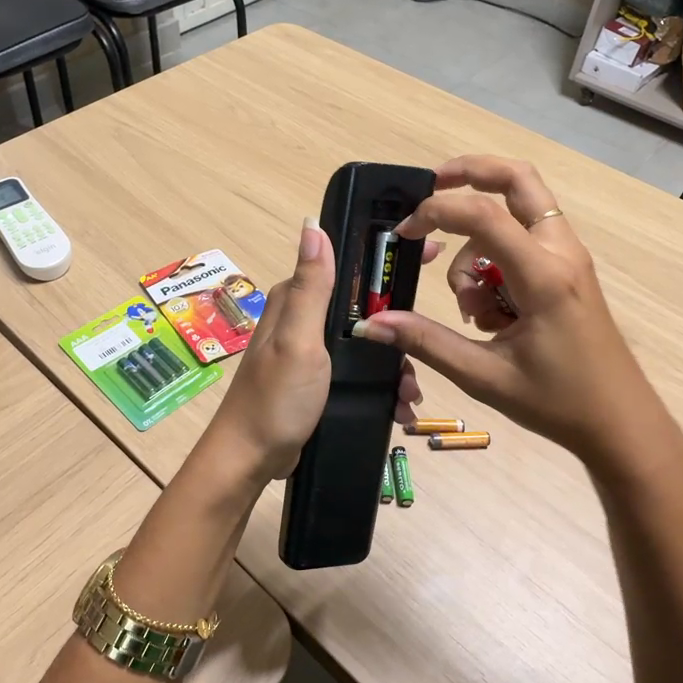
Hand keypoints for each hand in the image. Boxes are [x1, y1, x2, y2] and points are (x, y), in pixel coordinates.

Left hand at [207, 219, 428, 482]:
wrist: (253, 458)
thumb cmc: (276, 398)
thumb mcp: (298, 339)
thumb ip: (311, 287)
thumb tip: (313, 224)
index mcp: (296, 300)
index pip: (347, 264)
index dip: (386, 258)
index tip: (428, 256)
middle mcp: (303, 319)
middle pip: (366, 307)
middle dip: (400, 328)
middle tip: (426, 352)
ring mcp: (312, 352)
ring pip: (368, 344)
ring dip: (394, 365)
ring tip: (409, 393)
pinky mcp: (319, 381)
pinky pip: (361, 373)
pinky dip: (381, 386)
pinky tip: (397, 406)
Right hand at [351, 156, 682, 482]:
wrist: (622, 424)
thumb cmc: (557, 403)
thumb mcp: (483, 375)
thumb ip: (425, 342)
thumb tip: (370, 325)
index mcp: (544, 277)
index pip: (484, 215)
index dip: (436, 212)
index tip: (404, 233)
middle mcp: (561, 254)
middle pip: (518, 179)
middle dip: (470, 173)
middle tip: (431, 188)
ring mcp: (569, 260)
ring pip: (517, 212)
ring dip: (479, 242)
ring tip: (473, 307)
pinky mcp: (568, 272)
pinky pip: (525, 240)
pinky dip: (497, 257)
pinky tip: (492, 312)